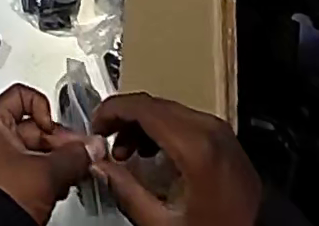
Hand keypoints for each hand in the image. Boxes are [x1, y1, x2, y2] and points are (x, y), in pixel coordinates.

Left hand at [0, 84, 97, 223]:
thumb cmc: (2, 197)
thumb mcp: (44, 172)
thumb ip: (72, 155)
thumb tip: (91, 147)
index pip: (22, 96)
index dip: (43, 109)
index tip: (55, 128)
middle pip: (35, 125)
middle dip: (61, 140)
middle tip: (82, 152)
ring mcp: (2, 161)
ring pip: (38, 149)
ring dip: (60, 159)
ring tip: (77, 170)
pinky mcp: (10, 183)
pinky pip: (35, 168)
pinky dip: (52, 173)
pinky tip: (65, 184)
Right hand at [89, 92, 264, 225]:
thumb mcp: (166, 225)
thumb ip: (127, 191)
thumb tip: (100, 166)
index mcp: (194, 143)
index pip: (141, 106)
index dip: (111, 111)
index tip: (95, 125)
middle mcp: (207, 126)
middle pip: (152, 105)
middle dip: (123, 119)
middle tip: (105, 142)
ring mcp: (218, 129)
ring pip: (166, 110)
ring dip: (140, 124)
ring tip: (126, 154)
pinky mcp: (223, 137)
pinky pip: (182, 119)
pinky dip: (160, 129)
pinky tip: (151, 154)